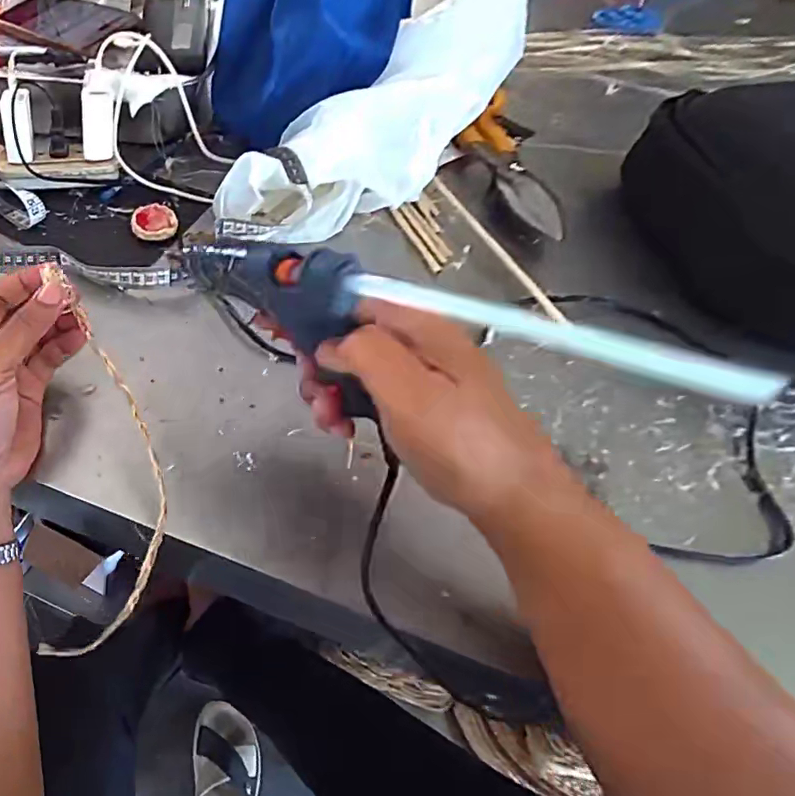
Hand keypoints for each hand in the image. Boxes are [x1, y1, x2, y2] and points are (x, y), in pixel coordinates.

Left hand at [0, 266, 85, 544]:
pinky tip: (77, 336)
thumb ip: (25, 327)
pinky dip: (63, 346)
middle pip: (19, 314)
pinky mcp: (28, 388)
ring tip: (79, 313)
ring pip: (37, 335)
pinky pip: (48, 358)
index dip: (21, 284)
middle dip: (44, 302)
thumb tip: (51, 292)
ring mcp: (9, 369)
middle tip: (71, 294)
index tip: (49, 273)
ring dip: (58, 323)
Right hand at [300, 299, 580, 525]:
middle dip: (320, 363)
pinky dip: (348, 410)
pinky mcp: (415, 406)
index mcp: (420, 327)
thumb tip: (328, 344)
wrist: (510, 496)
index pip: (356, 299)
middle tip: (312, 395)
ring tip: (328, 422)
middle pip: (350, 336)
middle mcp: (417, 344)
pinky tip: (345, 431)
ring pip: (354, 369)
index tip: (284, 337)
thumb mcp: (407, 391)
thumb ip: (364, 352)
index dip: (316, 312)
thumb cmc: (458, 440)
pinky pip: (369, 395)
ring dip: (330, 392)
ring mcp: (417, 376)